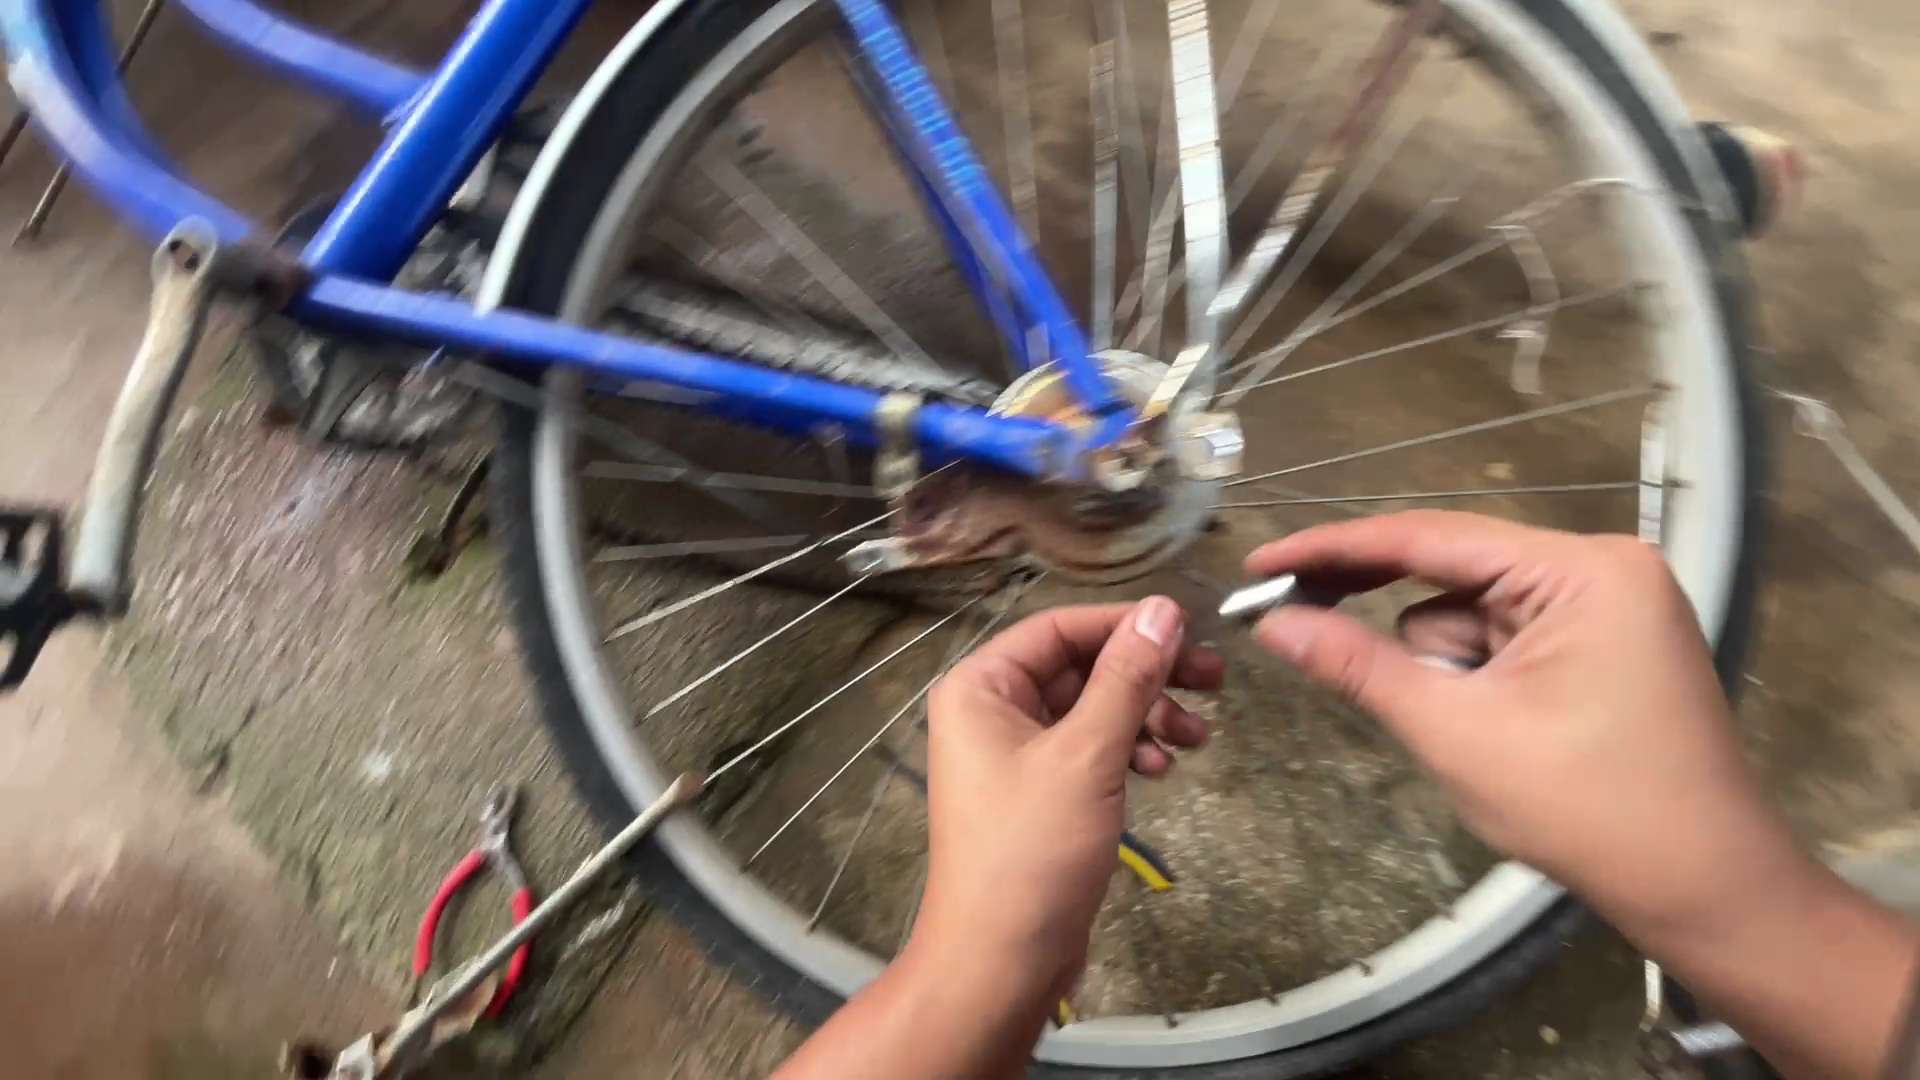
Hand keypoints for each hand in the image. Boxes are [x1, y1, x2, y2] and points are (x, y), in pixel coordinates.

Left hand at [917, 600, 1220, 1000]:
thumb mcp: (1086, 753)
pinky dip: (1125, 752)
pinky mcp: (1038, 787)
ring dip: (1143, 717)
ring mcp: (1013, 750)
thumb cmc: (1033, 848)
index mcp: (981, 684)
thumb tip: (1163, 610)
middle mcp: (990, 708)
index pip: (1059, 629)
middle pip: (1079, 668)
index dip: (1123, 625)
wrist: (1001, 961)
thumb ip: (1126, 678)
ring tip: (1195, 738)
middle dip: (1144, 676)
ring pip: (1090, 709)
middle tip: (1213, 680)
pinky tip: (1160, 770)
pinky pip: (1086, 748)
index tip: (1186, 630)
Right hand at [1243, 510, 1798, 928]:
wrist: (1705, 894)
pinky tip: (1482, 717)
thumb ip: (1353, 664)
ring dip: (1430, 657)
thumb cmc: (1586, 809)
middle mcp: (1589, 567)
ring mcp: (1591, 602)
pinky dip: (1456, 667)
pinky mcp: (1582, 637)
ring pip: (1454, 606)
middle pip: (1439, 563)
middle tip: (1281, 602)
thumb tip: (1268, 623)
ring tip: (1457, 721)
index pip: (1424, 538)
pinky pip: (1481, 630)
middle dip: (1367, 595)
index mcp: (1577, 571)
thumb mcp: (1451, 730)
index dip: (1328, 548)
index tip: (1259, 562)